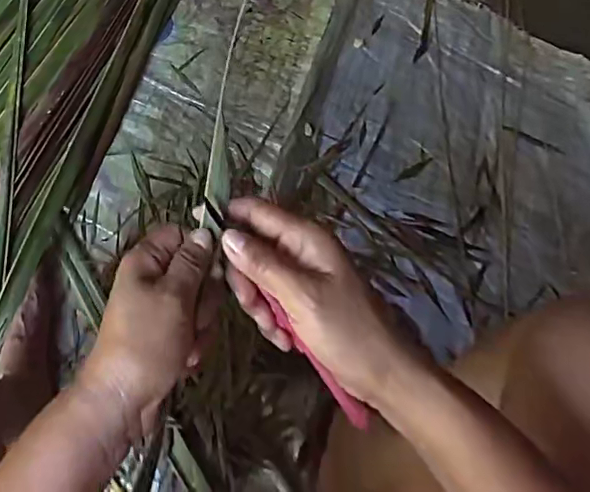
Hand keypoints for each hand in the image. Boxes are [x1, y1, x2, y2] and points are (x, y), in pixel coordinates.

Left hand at [77, 224, 219, 437]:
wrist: (124, 400)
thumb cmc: (146, 341)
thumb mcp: (174, 296)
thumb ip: (192, 263)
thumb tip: (204, 231)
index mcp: (145, 259)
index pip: (180, 234)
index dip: (200, 249)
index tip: (213, 270)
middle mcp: (152, 278)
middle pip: (195, 271)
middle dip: (203, 299)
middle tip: (193, 317)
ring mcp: (160, 308)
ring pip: (199, 303)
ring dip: (200, 326)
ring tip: (186, 345)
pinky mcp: (167, 334)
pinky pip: (194, 329)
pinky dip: (194, 345)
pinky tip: (184, 360)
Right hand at [220, 197, 425, 408]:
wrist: (387, 379)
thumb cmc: (349, 333)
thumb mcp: (301, 298)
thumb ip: (262, 264)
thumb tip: (227, 235)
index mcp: (305, 237)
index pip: (256, 210)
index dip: (228, 218)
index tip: (202, 237)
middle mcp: (301, 248)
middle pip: (252, 245)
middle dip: (245, 277)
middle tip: (253, 306)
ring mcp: (302, 273)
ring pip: (258, 274)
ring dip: (258, 303)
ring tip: (274, 329)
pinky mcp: (302, 297)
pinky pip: (271, 296)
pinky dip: (271, 317)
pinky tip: (284, 338)